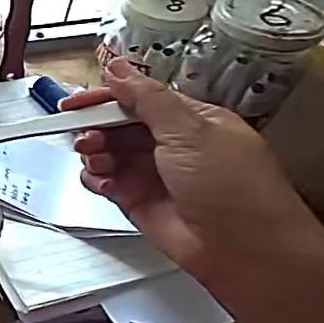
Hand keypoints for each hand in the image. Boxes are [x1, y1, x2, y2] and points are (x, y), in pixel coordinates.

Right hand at [62, 58, 323, 287]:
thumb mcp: (191, 131)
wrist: (247, 253)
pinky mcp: (140, 201)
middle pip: (119, 124)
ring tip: (95, 158)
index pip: (139, 98)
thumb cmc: (235, 188)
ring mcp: (154, 174)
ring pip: (109, 152)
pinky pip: (107, 182)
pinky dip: (97, 179)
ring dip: (95, 152)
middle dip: (96, 125)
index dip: (106, 98)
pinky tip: (102, 181)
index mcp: (190, 120)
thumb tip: (119, 69)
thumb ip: (148, 98)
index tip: (76, 103)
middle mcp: (171, 145)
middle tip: (83, 132)